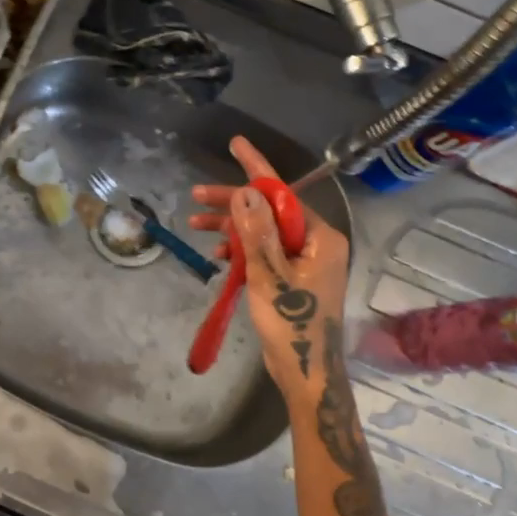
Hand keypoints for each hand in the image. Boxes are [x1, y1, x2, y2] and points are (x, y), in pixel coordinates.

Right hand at [191, 137, 349, 404]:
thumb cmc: (292, 323)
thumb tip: (245, 193)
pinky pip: (264, 252)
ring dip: (231, 229)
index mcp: (320, 237)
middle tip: (196, 199)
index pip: (282, 194)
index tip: (236, 144)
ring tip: (196, 227)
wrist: (305, 371)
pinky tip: (219, 255)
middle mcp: (316, 243)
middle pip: (269, 211)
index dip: (256, 170)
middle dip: (232, 204)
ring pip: (262, 231)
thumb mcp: (269, 275)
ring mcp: (305, 261)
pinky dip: (241, 250)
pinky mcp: (292, 279)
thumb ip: (257, 233)